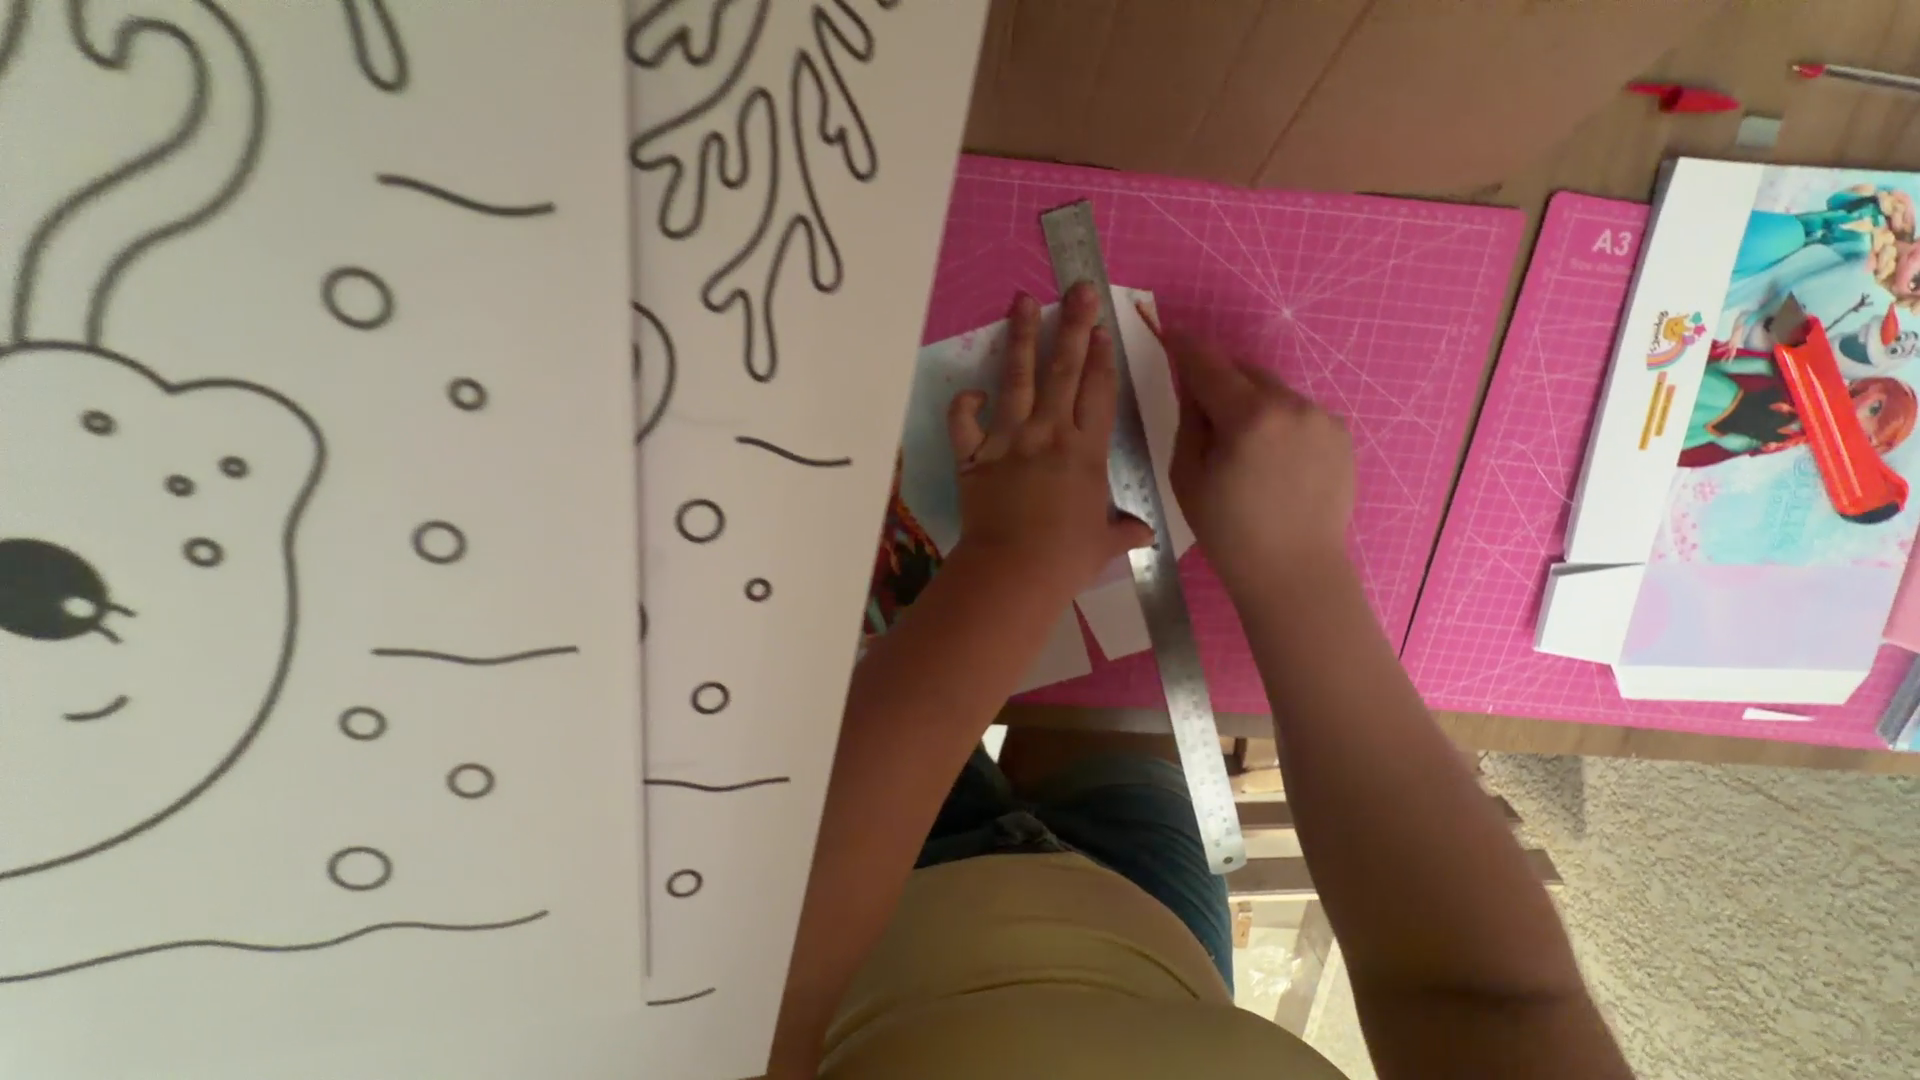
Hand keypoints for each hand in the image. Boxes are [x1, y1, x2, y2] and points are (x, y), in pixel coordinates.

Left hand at [946, 284, 1152, 597]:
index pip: (1098, 392)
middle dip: (1072, 324)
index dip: (1101, 356)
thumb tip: (1143, 534)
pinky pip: (964, 422)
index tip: (1102, 326)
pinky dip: (964, 404)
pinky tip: (970, 391)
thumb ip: (1123, 531)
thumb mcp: (1103, 543)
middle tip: (1077, 288)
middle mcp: (1049, 434)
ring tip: (1022, 301)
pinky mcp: (973, 456)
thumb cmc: (1066, 558)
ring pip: (1016, 379)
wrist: (1015, 570)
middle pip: (1064, 370)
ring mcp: (1008, 440)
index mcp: (1086, 451)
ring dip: (1020, 337)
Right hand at [1168, 334, 1353, 596]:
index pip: (1209, 364)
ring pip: (1273, 393)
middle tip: (1201, 408)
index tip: (1171, 335)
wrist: (1293, 571)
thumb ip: (1191, 419)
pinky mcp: (1339, 435)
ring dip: (1251, 402)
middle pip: (1245, 372)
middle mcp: (1292, 405)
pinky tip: (1271, 460)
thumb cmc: (1227, 531)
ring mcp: (1322, 418)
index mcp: (1249, 416)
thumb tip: (1193, 384)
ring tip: (1240, 446)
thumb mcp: (1188, 474)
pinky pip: (1298, 414)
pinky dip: (1278, 422)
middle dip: (1220, 380)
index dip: (1186, 347)